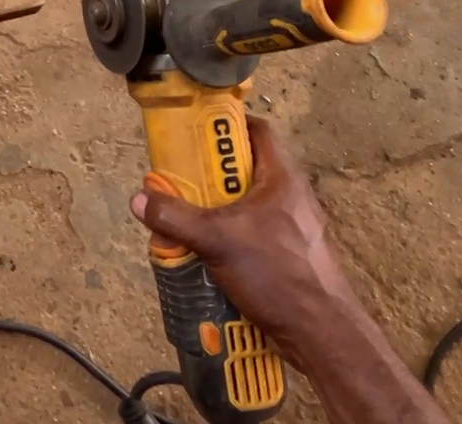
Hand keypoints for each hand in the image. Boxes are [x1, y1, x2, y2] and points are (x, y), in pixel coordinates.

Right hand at [129, 115, 363, 372]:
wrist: (323, 336)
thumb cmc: (278, 273)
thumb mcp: (216, 240)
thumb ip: (175, 217)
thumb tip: (139, 199)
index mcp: (282, 179)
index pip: (258, 130)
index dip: (227, 124)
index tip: (197, 130)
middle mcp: (292, 197)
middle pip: (248, 167)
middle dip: (213, 171)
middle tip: (183, 176)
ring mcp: (295, 228)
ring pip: (251, 202)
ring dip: (221, 205)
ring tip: (191, 214)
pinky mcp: (293, 255)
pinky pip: (257, 230)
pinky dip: (232, 233)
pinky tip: (212, 250)